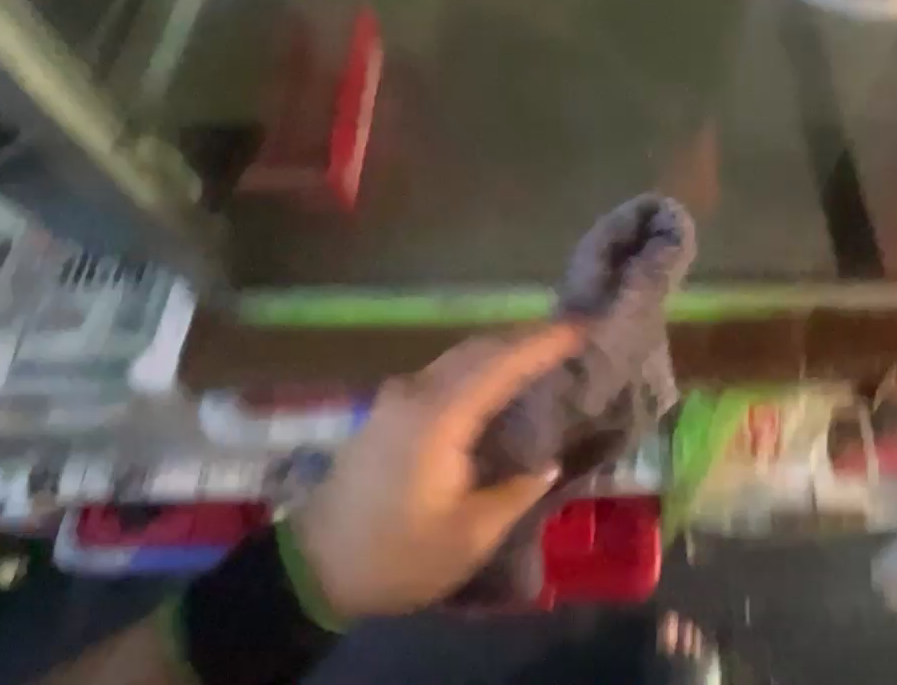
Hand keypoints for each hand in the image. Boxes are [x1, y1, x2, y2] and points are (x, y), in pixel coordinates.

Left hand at [293, 327, 578, 619]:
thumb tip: (547, 462)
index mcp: (439, 417)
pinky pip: (446, 370)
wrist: (312, 568)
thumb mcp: (468, 537)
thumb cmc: (396, 556)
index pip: (501, 363)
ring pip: (461, 354)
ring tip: (546, 349)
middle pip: (480, 347)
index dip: (544, 342)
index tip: (584, 327)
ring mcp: (398, 396)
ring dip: (504, 347)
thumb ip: (515, 492)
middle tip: (574, 335)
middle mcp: (417, 391)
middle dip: (528, 336)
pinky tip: (500, 377)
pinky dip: (481, 363)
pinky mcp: (389, 408)